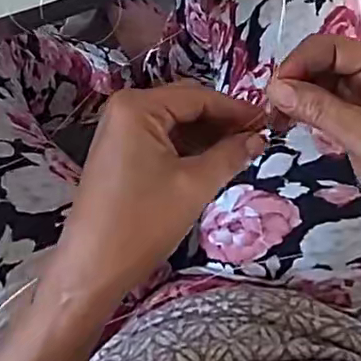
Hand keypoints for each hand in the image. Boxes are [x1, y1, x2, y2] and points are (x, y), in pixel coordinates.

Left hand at [47, 81, 266, 304]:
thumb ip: (229, 154)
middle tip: (258, 136)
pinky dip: (186, 145)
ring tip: (242, 149)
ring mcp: (118, 127)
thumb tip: (258, 137)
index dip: (234, 108)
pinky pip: (159, 136)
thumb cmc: (143, 221)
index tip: (267, 120)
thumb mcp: (194, 185)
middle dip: (220, 119)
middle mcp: (124, 106)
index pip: (196, 96)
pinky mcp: (118, 148)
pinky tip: (212, 158)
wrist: (93, 264)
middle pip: (183, 104)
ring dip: (205, 133)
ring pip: (172, 121)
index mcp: (137, 105)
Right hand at [266, 35, 360, 240]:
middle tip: (270, 108)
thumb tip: (273, 87)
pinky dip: (304, 110)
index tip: (273, 89)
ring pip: (318, 81)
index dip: (299, 62)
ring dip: (295, 96)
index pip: (332, 47)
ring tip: (276, 118)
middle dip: (294, 80)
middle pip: (322, 61)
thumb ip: (319, 108)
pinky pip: (322, 102)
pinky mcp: (358, 117)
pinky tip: (290, 123)